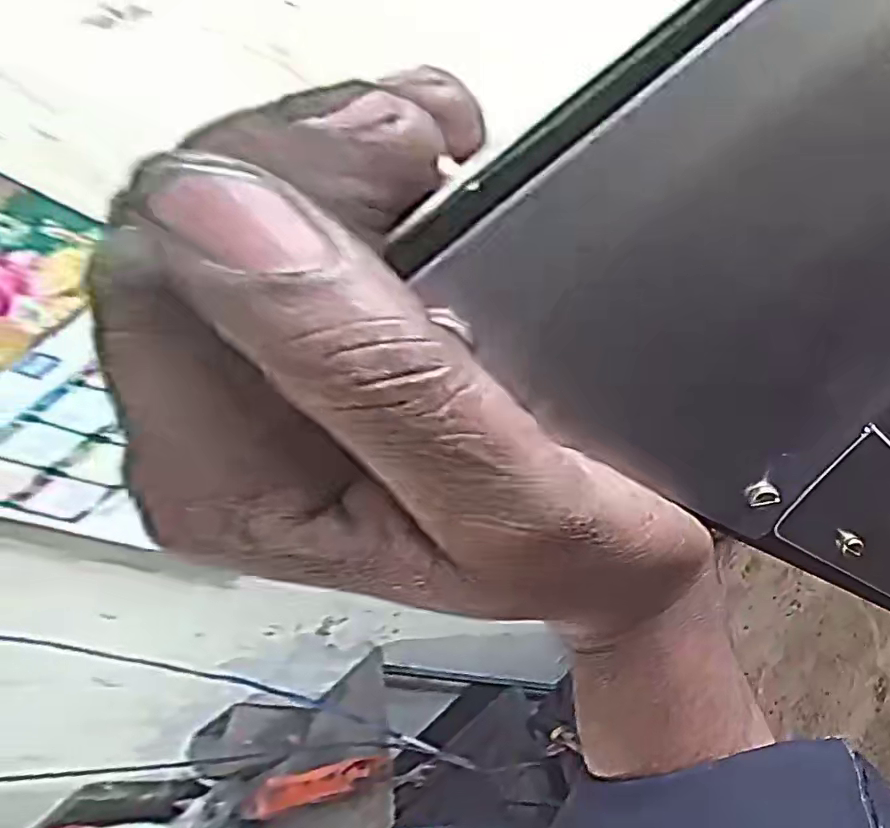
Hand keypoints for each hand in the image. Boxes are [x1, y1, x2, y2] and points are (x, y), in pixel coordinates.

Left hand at [93, 72, 768, 774]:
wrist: (646, 576)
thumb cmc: (606, 562)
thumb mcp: (523, 504)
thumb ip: (398, 391)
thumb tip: (226, 208)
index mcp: (242, 489)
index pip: (179, 289)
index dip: (274, 191)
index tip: (413, 149)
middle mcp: (230, 439)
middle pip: (197, 247)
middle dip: (305, 162)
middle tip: (433, 124)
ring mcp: (282, 403)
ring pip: (247, 236)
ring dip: (338, 167)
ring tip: (439, 131)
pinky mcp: (347, 377)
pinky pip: (318, 262)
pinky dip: (372, 201)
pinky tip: (434, 176)